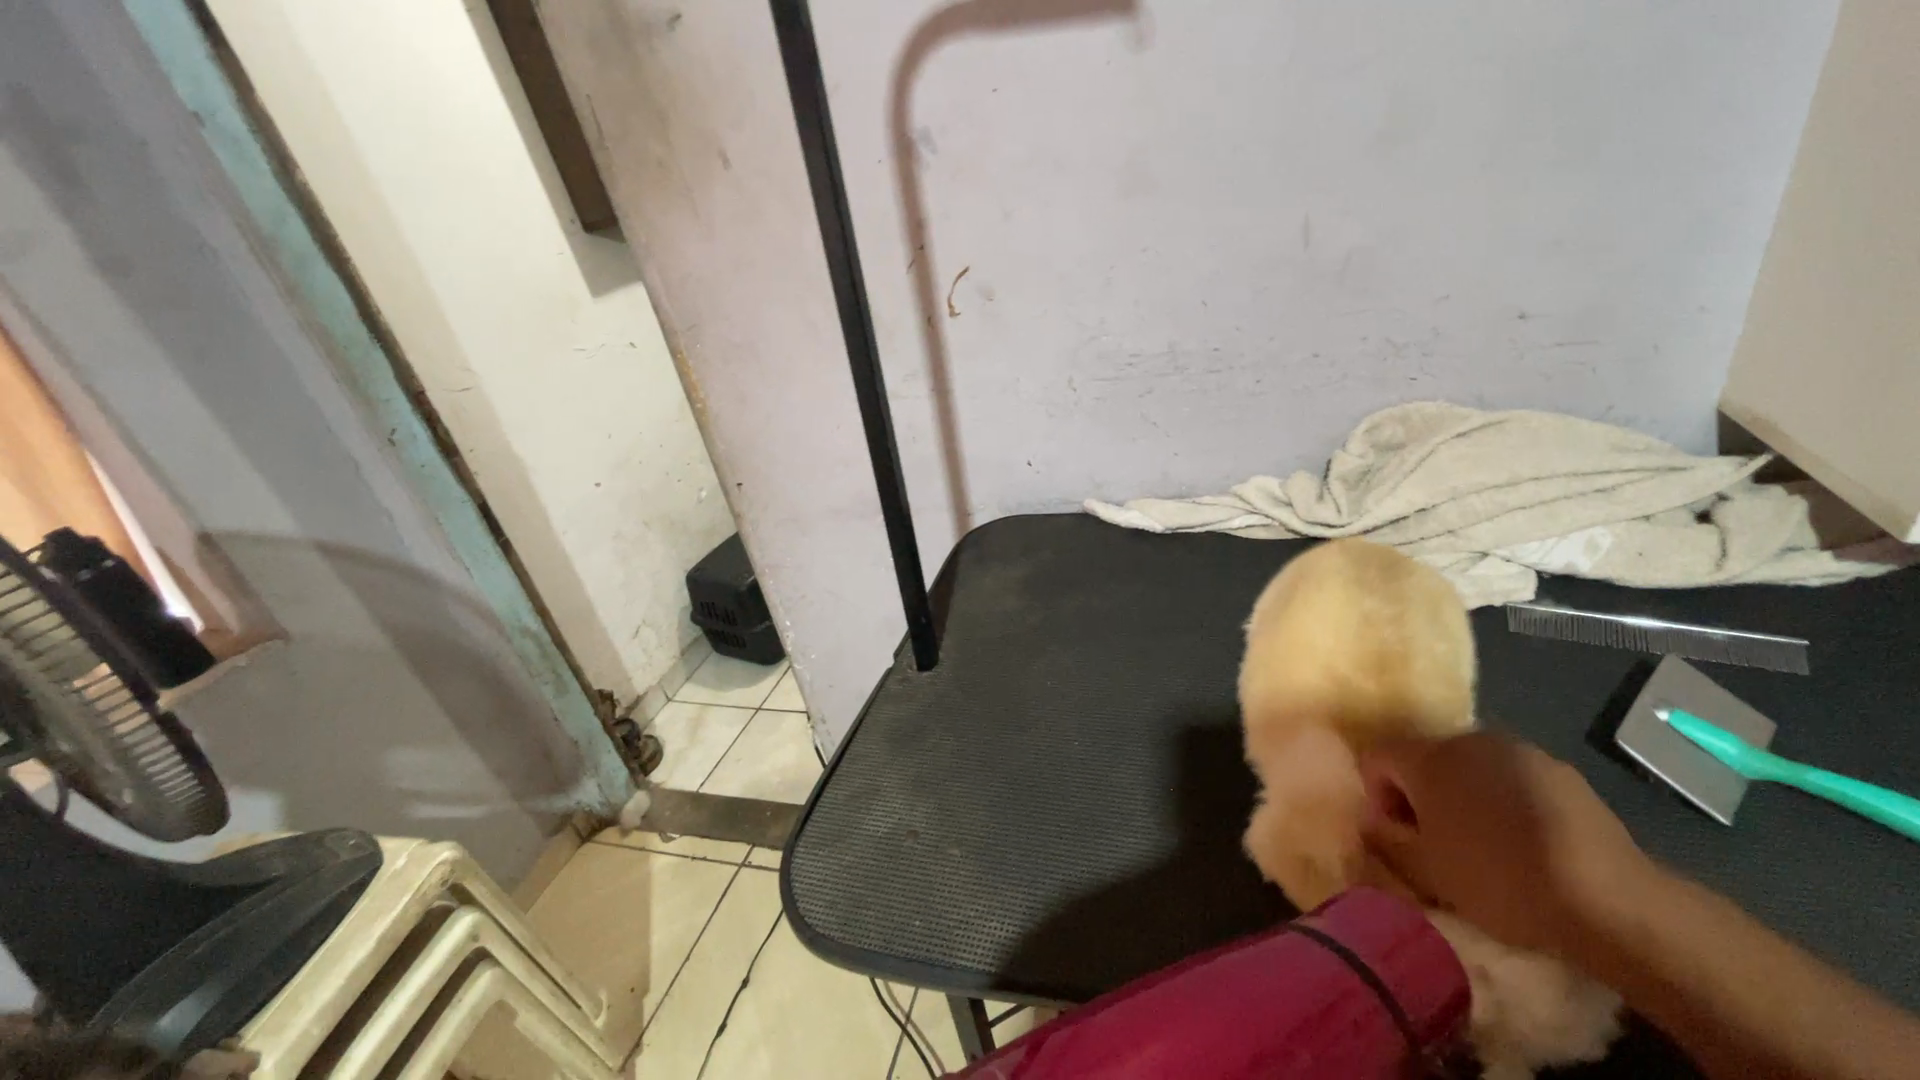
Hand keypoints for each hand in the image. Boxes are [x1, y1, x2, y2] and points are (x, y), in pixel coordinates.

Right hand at [1358, 733, 1652, 958]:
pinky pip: (1513, 778)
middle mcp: (1470, 740)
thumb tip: (1370, 821)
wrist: (1608, 900)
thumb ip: (1385, 840)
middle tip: (1437, 845)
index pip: (1377, 757)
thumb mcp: (1425, 873)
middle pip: (1425, 758)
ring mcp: (1522, 751)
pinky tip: (1526, 843)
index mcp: (1429, 758)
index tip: (1397, 836)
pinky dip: (1505, 801)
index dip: (1377, 796)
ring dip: (1464, 797)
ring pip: (1471, 768)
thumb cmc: (1499, 882)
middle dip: (1421, 795)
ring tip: (1484, 845)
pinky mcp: (1562, 771)